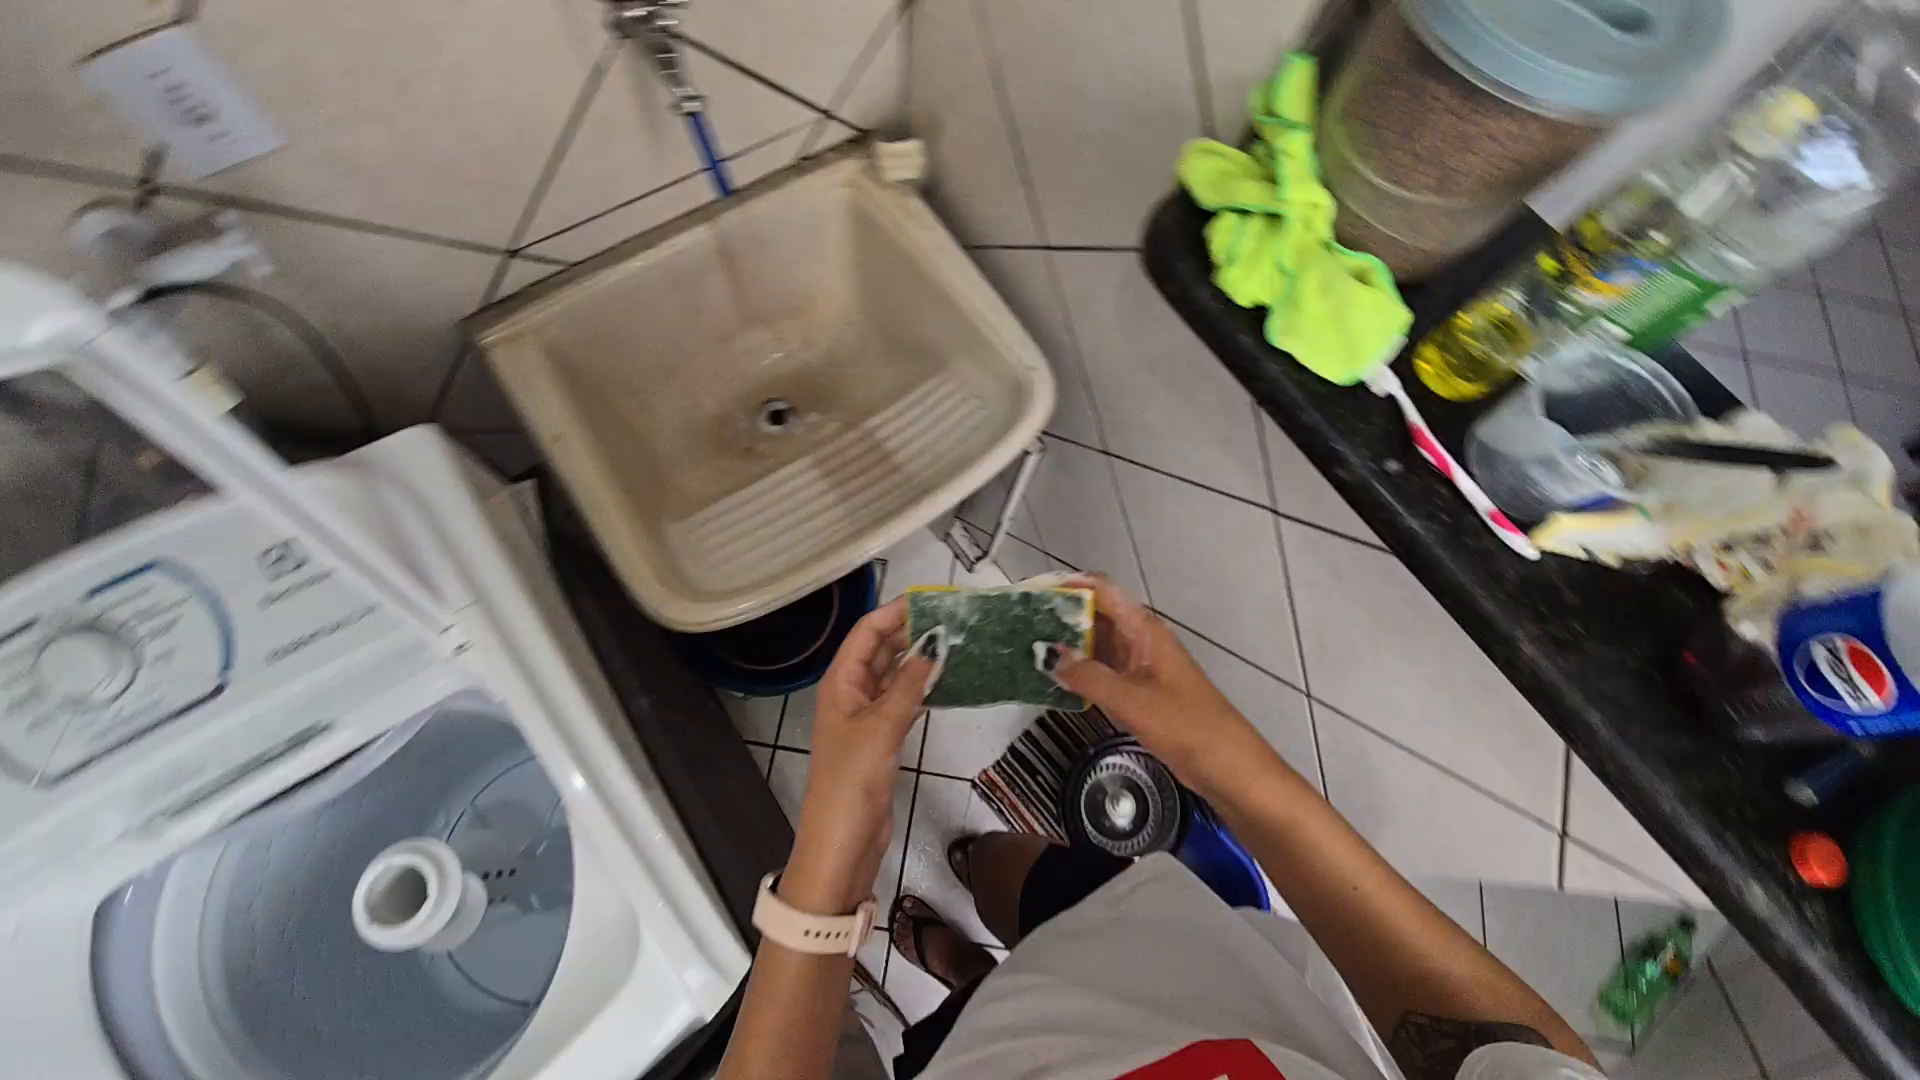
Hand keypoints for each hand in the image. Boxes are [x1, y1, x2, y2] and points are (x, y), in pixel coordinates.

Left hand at [781, 598, 934, 914]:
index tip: (931, 600)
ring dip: (917, 660)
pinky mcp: (881, 738)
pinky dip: (920, 689)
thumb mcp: (880, 728)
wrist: (842, 843)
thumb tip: (933, 648)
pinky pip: (901, 701)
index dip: (893, 613)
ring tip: (954, 644)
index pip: (866, 633)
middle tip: (951, 621)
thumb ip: (907, 686)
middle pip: (879, 650)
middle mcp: (850, 693)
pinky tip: (945, 682)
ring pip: (892, 675)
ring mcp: (865, 716)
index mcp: (840, 682)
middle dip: (910, 633)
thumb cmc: (852, 781)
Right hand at [1050, 575, 1293, 798]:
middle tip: (1020, 624)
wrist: (1227, 766)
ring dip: (1068, 645)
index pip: (1102, 590)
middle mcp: (1141, 640)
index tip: (1033, 592)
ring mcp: (1141, 666)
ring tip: (1028, 649)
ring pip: (1098, 644)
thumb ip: (1087, 676)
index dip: (1069, 585)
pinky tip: (1054, 681)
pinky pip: (1103, 671)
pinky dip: (1081, 672)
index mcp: (1144, 629)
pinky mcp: (1140, 691)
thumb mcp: (1131, 700)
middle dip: (1061, 616)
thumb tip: (1048, 655)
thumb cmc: (1185, 725)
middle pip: (1096, 614)